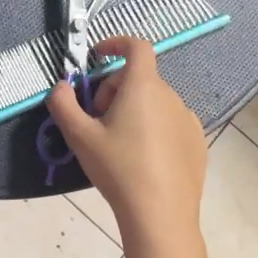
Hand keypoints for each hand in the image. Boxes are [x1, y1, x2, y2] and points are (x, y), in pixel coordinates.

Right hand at [47, 36, 209, 241]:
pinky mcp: (197, 141)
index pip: (136, 46)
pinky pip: (170, 121)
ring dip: (133, 109)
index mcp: (143, 87)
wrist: (160, 214)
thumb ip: (62, 104)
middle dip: (113, 90)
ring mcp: (188, 119)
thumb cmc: (118, 169)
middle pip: (138, 78)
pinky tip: (142, 158)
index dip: (116, 43)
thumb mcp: (79, 136)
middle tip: (96, 120)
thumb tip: (60, 86)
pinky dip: (153, 127)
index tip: (97, 56)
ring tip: (118, 144)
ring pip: (154, 101)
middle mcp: (170, 96)